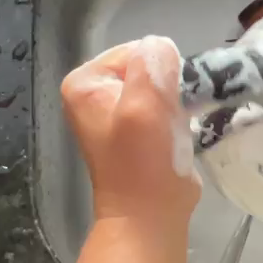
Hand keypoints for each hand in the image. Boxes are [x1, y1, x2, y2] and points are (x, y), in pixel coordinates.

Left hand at [61, 36, 200, 236]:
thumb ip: (153, 63)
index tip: (164, 102)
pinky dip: (176, 116)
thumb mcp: (146, 103)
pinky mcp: (136, 130)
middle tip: (170, 117)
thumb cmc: (143, 161)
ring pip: (160, 86)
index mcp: (85, 82)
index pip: (136, 51)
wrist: (149, 215)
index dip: (159, 72)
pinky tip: (177, 136)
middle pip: (147, 67)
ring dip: (174, 103)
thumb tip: (163, 48)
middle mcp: (94, 93)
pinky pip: (163, 106)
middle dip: (167, 87)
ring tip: (174, 128)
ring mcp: (116, 112)